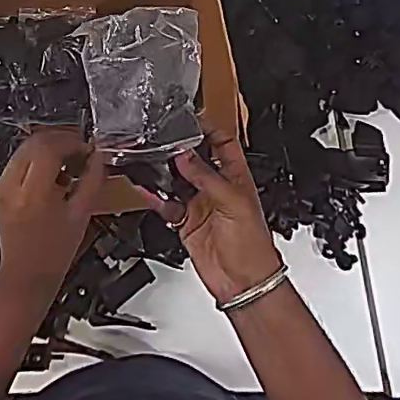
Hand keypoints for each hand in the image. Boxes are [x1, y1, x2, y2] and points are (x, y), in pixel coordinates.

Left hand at [0, 129, 105, 309]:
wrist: (27, 275)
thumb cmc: (55, 252)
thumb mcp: (82, 214)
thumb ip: (93, 179)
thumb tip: (99, 156)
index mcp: (33, 195)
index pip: (48, 148)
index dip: (71, 142)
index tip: (87, 149)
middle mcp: (11, 188)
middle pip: (34, 142)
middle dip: (61, 139)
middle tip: (80, 149)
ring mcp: (1, 188)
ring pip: (25, 148)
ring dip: (49, 147)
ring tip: (68, 161)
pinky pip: (19, 161)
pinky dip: (38, 159)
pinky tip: (54, 172)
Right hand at [145, 118, 284, 303]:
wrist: (244, 282)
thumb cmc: (252, 243)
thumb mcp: (231, 201)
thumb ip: (206, 177)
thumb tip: (185, 155)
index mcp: (235, 175)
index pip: (222, 142)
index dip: (208, 128)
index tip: (191, 118)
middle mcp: (216, 186)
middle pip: (194, 159)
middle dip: (178, 149)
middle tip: (162, 139)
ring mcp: (200, 203)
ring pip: (176, 180)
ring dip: (163, 172)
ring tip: (148, 161)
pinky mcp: (185, 221)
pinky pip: (166, 203)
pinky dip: (155, 196)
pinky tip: (147, 189)